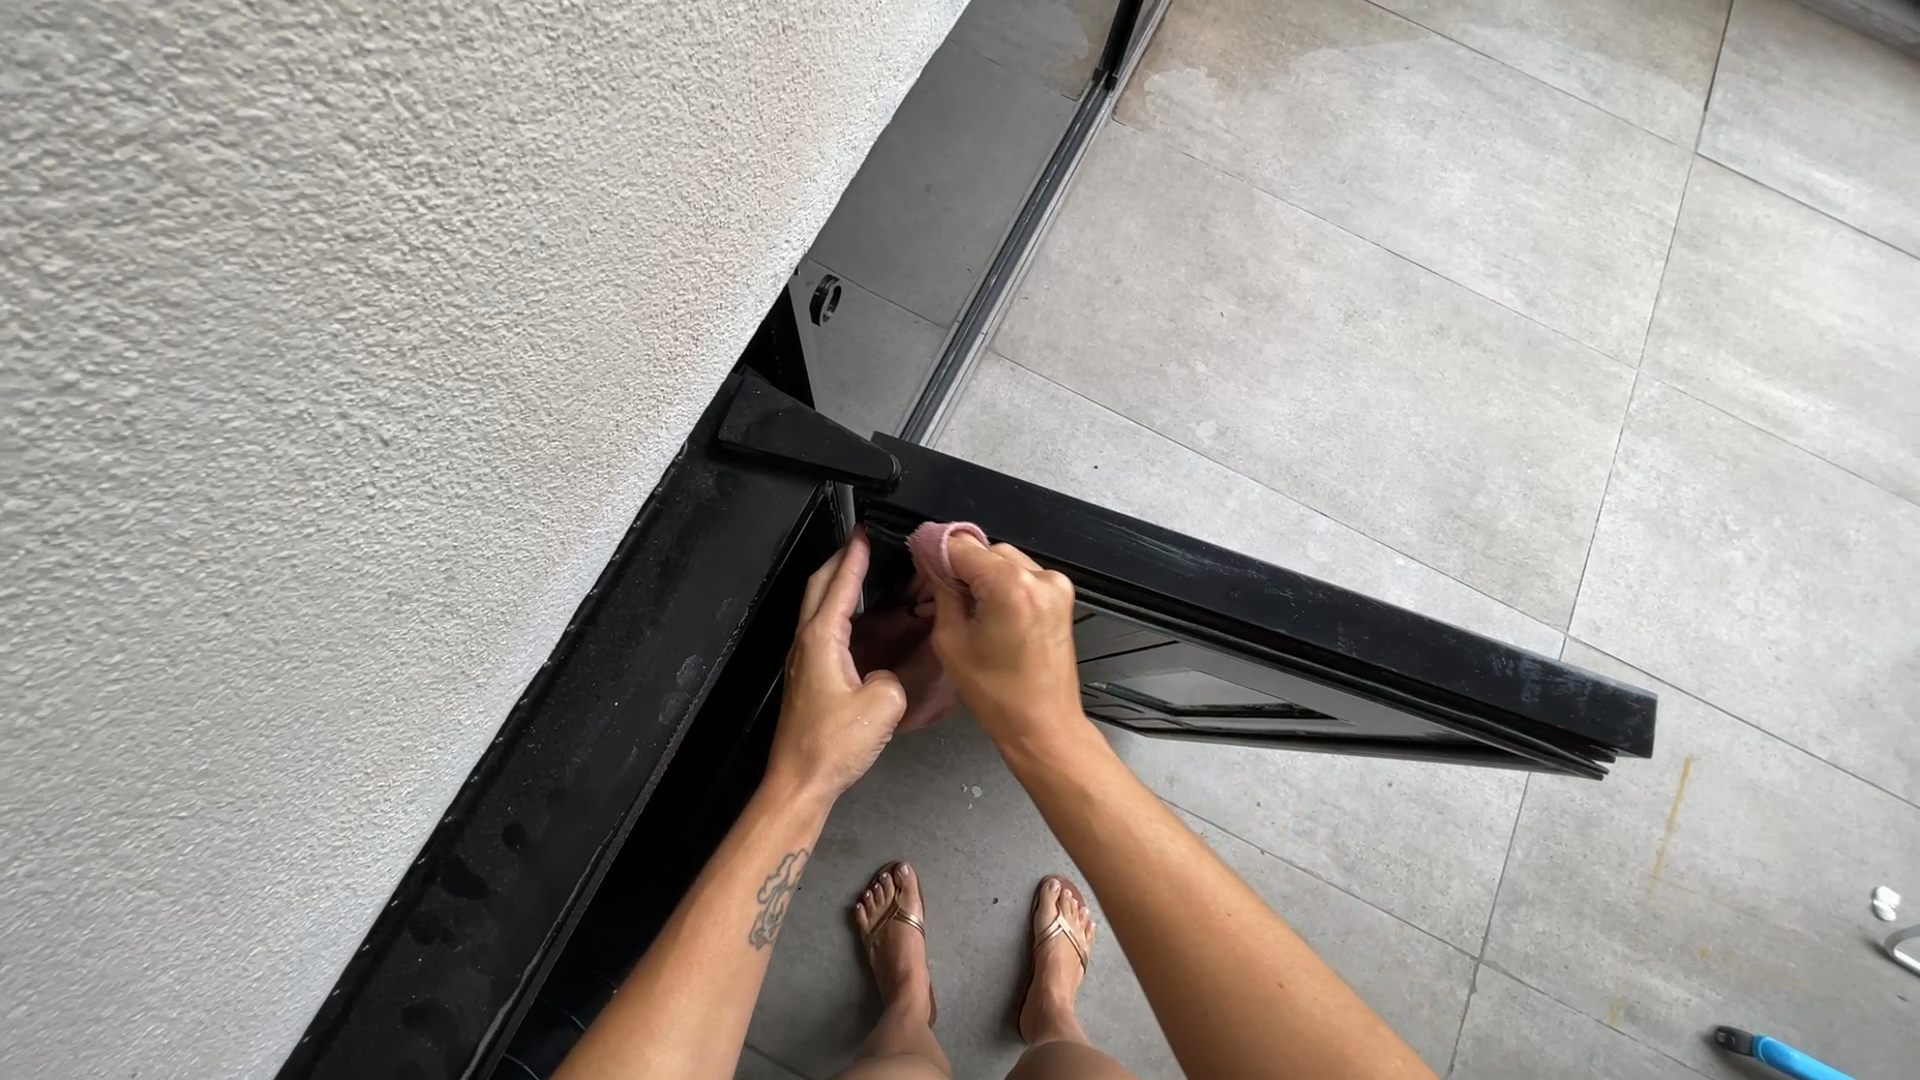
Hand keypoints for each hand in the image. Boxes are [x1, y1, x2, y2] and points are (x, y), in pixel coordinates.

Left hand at [766, 528, 908, 800]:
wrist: (799, 781)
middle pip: (817, 587)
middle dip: (838, 560)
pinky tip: (855, 620)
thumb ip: (893, 677)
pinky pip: (821, 630)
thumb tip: (886, 675)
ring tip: (859, 572)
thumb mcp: (882, 705)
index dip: (854, 558)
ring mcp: (802, 661)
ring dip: (835, 585)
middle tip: (860, 543)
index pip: (838, 586)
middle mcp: (805, 644)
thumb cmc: (832, 745)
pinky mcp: (807, 678)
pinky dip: (837, 611)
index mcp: (821, 641)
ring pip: (816, 608)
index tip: (864, 533)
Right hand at [928, 535, 1083, 746]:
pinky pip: (1024, 575)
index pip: (962, 547)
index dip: (936, 551)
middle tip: (938, 590)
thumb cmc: (997, 694)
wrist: (1043, 724)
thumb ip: (943, 594)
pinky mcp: (1061, 597)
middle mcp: (1039, 577)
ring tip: (965, 604)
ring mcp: (1055, 586)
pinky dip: (1003, 583)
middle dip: (961, 566)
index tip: (919, 558)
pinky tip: (988, 609)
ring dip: (982, 574)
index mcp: (1010, 586)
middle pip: (986, 550)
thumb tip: (937, 569)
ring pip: (1006, 560)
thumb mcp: (950, 641)